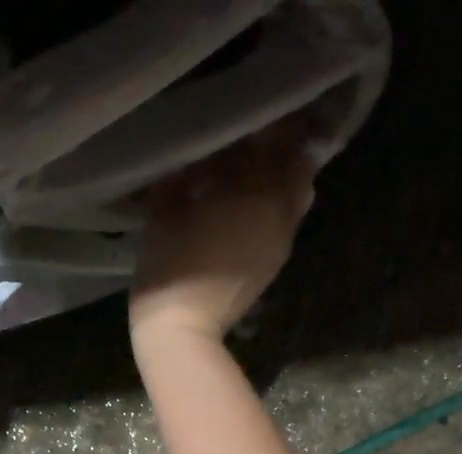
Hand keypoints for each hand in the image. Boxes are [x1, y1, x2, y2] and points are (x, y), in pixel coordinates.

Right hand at [128, 129, 317, 349]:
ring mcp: (283, 235)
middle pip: (295, 159)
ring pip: (298, 188)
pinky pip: (286, 216)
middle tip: (254, 139)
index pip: (268, 137)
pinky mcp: (276, 259)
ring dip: (282, 174)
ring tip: (254, 173)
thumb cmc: (168, 270)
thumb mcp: (163, 217)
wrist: (184, 331)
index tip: (243, 113)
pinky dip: (275, 202)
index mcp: (253, 187)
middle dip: (279, 145)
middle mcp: (280, 205)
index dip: (258, 122)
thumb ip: (179, 180)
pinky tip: (248, 207)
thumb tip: (188, 159)